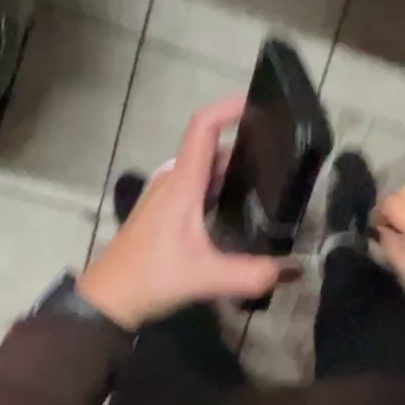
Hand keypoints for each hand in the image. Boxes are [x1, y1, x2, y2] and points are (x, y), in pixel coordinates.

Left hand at [76, 98, 284, 327]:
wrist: (110, 299)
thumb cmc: (152, 277)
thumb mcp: (207, 278)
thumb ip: (253, 274)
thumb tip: (294, 272)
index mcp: (182, 184)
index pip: (203, 128)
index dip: (228, 109)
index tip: (258, 105)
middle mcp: (174, 181)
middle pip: (210, 148)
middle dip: (244, 143)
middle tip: (281, 152)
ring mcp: (167, 196)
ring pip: (204, 168)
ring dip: (232, 166)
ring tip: (270, 176)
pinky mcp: (166, 212)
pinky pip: (197, 185)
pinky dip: (221, 185)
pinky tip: (241, 206)